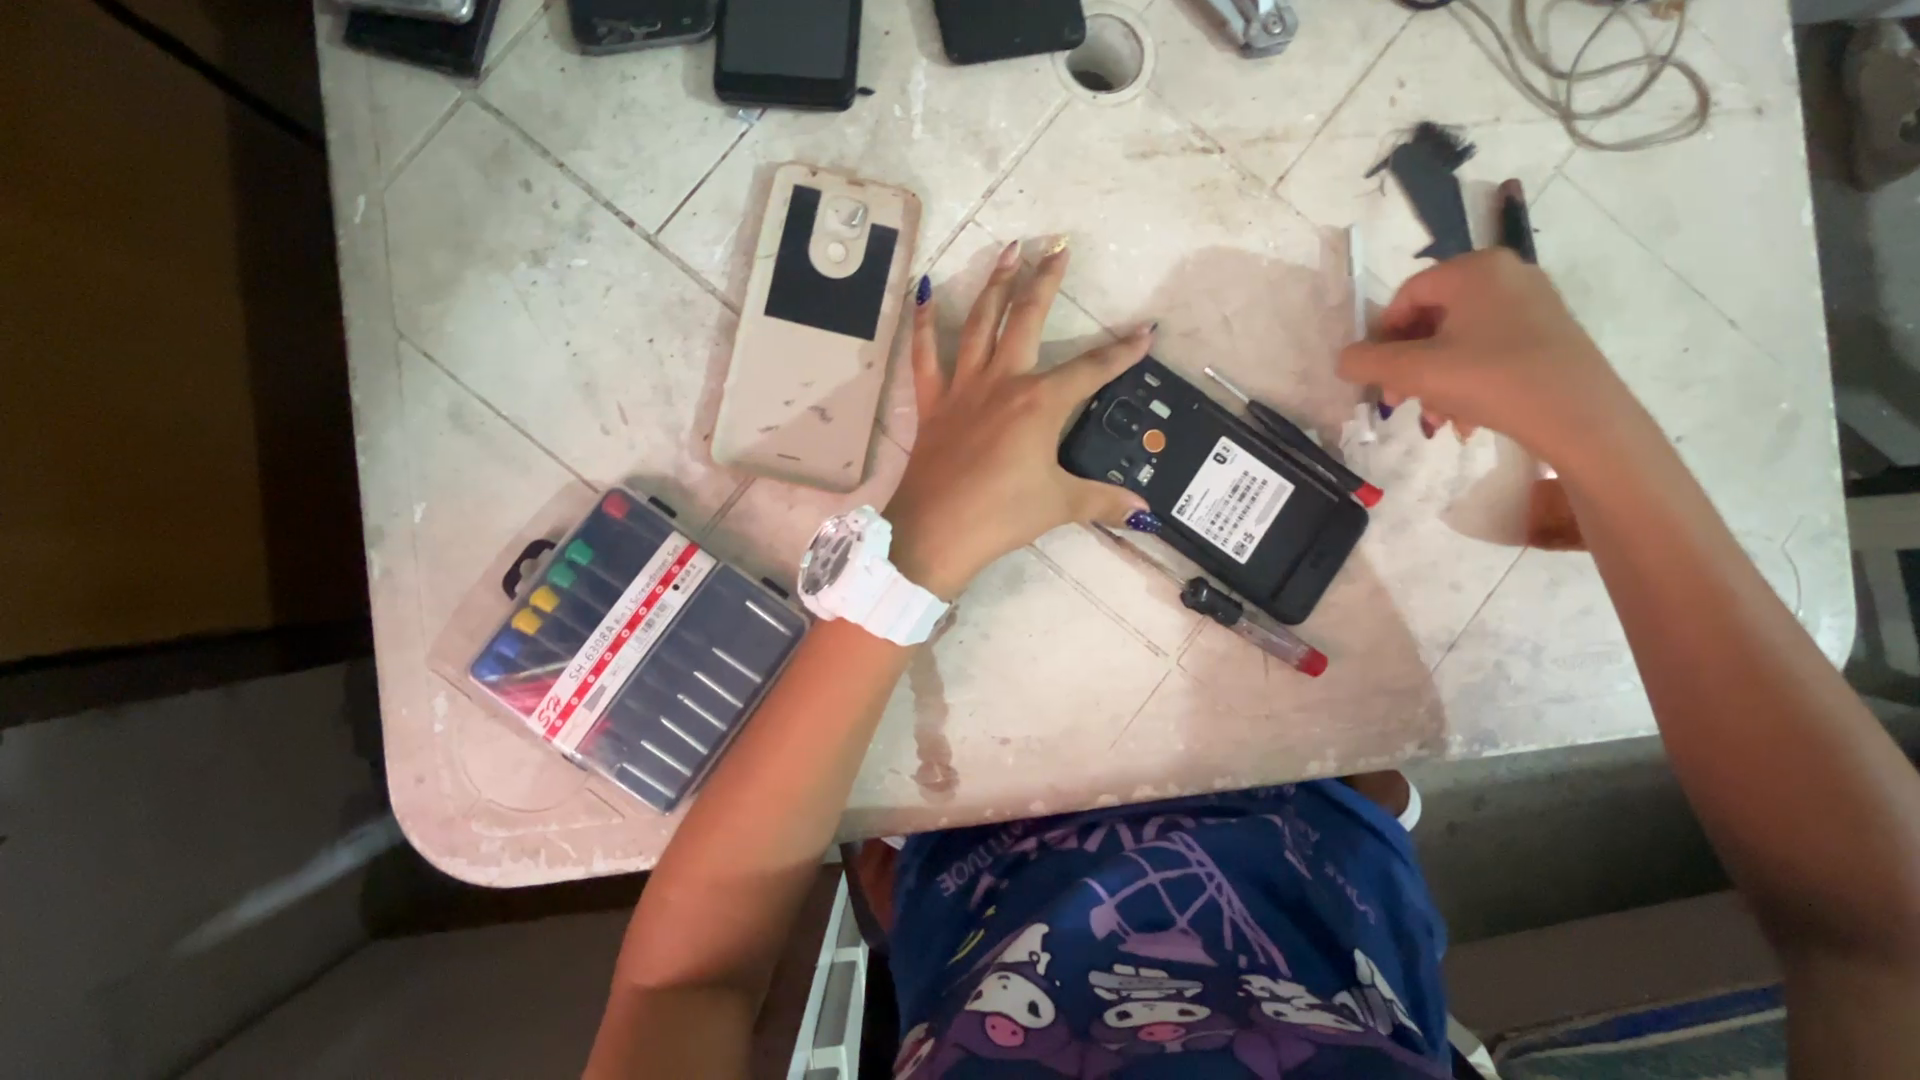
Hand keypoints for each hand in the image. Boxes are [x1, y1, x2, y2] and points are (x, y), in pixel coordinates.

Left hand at [884, 239, 1151, 598]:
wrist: (935, 532)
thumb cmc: (1001, 516)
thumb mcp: (1059, 505)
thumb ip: (1103, 500)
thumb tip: (1143, 510)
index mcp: (1040, 403)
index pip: (1091, 369)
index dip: (1121, 351)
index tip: (1145, 330)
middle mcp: (1003, 381)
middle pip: (1028, 319)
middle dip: (1047, 281)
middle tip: (1059, 247)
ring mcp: (964, 387)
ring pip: (980, 323)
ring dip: (996, 284)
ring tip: (1008, 250)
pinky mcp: (933, 402)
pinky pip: (925, 354)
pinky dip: (924, 322)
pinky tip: (926, 290)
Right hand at [1339, 249, 1642, 467]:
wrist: (1580, 416)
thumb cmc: (1492, 380)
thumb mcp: (1415, 373)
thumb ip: (1368, 362)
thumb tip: (1346, 358)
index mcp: (1474, 269)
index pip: (1406, 296)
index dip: (1383, 338)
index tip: (1378, 377)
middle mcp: (1505, 274)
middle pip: (1432, 319)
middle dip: (1410, 367)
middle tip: (1401, 402)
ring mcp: (1532, 302)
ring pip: (1459, 340)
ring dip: (1436, 382)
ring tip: (1437, 419)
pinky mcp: (1549, 332)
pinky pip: (1489, 350)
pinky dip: (1468, 381)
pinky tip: (1466, 417)